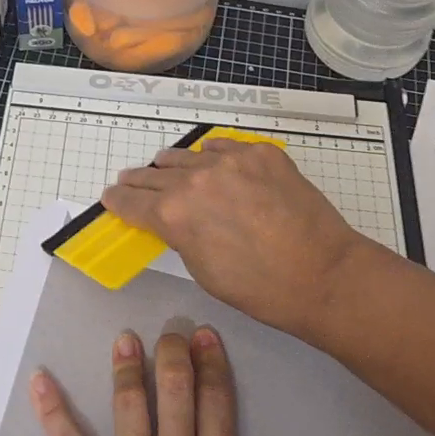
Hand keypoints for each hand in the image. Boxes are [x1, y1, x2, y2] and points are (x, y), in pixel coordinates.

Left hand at [29, 328, 334, 435]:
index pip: (218, 408)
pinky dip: (52, 410)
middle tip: (171, 330)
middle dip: (173, 355)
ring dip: (126, 369)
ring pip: (129, 409)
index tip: (206, 337)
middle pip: (176, 395)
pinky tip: (40, 381)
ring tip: (124, 339)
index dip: (212, 367)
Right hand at [102, 139, 378, 336]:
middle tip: (131, 181)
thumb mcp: (202, 269)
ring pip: (187, 154)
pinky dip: (214, 156)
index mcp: (173, 213)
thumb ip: (180, 236)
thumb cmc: (259, 288)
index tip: (111, 197)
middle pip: (154, 173)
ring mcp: (230, 159)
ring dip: (173, 164)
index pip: (131, 201)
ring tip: (169, 167)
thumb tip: (175, 220)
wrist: (323, 274)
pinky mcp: (261, 152)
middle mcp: (194, 178)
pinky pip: (225, 147)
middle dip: (139, 180)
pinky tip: (216, 164)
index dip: (118, 200)